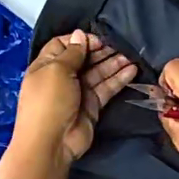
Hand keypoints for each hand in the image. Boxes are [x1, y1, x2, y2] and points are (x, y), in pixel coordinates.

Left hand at [13, 30, 136, 167]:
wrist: (51, 143)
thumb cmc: (49, 102)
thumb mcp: (57, 70)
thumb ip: (72, 53)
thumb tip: (79, 35)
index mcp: (46, 65)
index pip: (63, 45)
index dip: (79, 40)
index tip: (96, 39)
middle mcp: (62, 77)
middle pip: (83, 58)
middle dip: (99, 51)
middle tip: (117, 45)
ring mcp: (78, 92)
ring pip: (98, 72)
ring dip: (113, 63)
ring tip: (130, 56)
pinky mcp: (92, 106)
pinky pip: (106, 88)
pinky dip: (119, 79)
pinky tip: (132, 70)